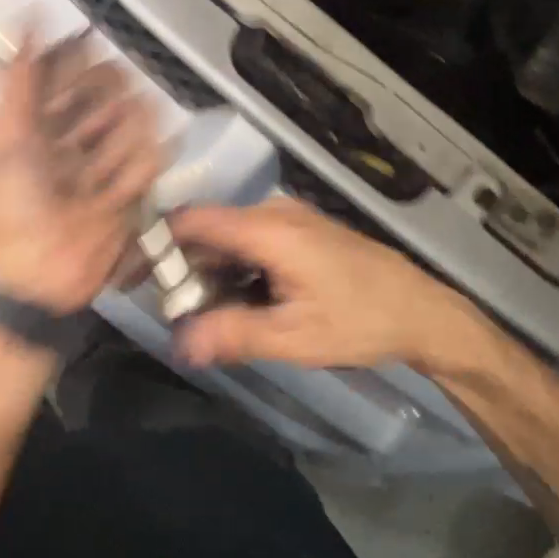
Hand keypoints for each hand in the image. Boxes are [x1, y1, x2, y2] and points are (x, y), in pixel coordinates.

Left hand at [0, 31, 162, 312]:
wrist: (41, 276)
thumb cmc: (17, 204)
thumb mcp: (10, 136)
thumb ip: (20, 79)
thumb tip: (27, 19)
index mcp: (36, 126)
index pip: (61, 77)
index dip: (73, 59)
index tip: (86, 43)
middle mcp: (70, 140)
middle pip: (102, 96)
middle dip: (106, 93)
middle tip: (107, 101)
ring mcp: (100, 166)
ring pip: (128, 125)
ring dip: (124, 131)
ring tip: (112, 150)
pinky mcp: (127, 192)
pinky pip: (147, 163)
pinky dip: (145, 162)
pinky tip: (138, 165)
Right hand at [169, 198, 496, 375]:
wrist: (423, 311)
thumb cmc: (359, 321)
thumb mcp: (294, 337)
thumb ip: (233, 335)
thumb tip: (179, 345)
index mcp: (267, 230)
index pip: (193, 220)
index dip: (158, 243)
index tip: (135, 273)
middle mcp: (273, 213)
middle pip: (208, 229)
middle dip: (184, 266)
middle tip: (172, 308)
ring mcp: (288, 219)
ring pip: (228, 237)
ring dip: (210, 271)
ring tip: (202, 311)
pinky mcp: (299, 230)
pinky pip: (250, 241)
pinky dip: (234, 267)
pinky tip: (239, 300)